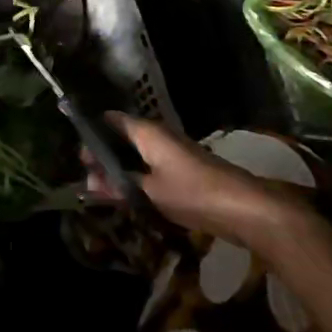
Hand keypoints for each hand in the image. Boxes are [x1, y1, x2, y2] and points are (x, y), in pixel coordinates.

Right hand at [87, 113, 309, 246]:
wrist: (252, 211)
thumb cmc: (194, 194)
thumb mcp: (149, 192)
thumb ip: (117, 185)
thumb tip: (88, 185)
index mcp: (145, 131)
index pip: (108, 120)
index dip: (90, 134)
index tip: (79, 156)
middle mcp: (158, 134)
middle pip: (121, 137)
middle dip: (104, 155)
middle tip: (90, 178)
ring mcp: (175, 150)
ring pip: (138, 152)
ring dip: (122, 168)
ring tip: (108, 189)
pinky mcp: (187, 168)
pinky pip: (153, 164)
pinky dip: (140, 175)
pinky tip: (134, 194)